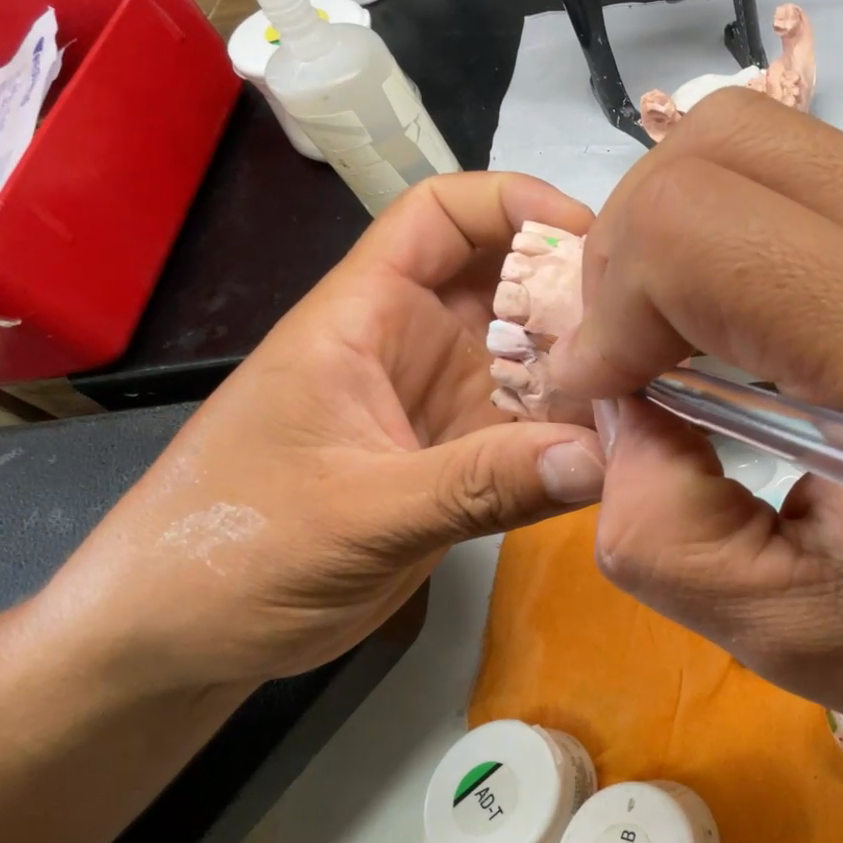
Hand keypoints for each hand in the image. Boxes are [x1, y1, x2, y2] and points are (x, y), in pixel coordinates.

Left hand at [39, 174, 605, 691]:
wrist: (182, 640)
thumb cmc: (232, 553)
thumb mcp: (358, 514)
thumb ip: (480, 484)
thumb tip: (602, 458)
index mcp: (367, 315)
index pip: (442, 214)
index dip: (516, 203)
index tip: (594, 238)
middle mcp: (416, 344)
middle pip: (510, 280)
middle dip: (578, 292)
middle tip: (651, 328)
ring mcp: (446, 402)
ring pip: (536, 355)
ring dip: (589, 366)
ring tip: (660, 386)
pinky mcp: (465, 456)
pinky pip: (538, 423)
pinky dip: (580, 429)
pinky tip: (626, 444)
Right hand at [550, 90, 842, 781]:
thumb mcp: (782, 631)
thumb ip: (655, 522)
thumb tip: (620, 402)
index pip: (699, 226)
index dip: (611, 304)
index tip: (606, 396)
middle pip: (727, 142)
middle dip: (635, 243)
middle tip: (637, 354)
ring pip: (773, 143)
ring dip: (690, 230)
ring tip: (685, 337)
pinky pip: (824, 180)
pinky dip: (751, 233)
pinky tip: (758, 326)